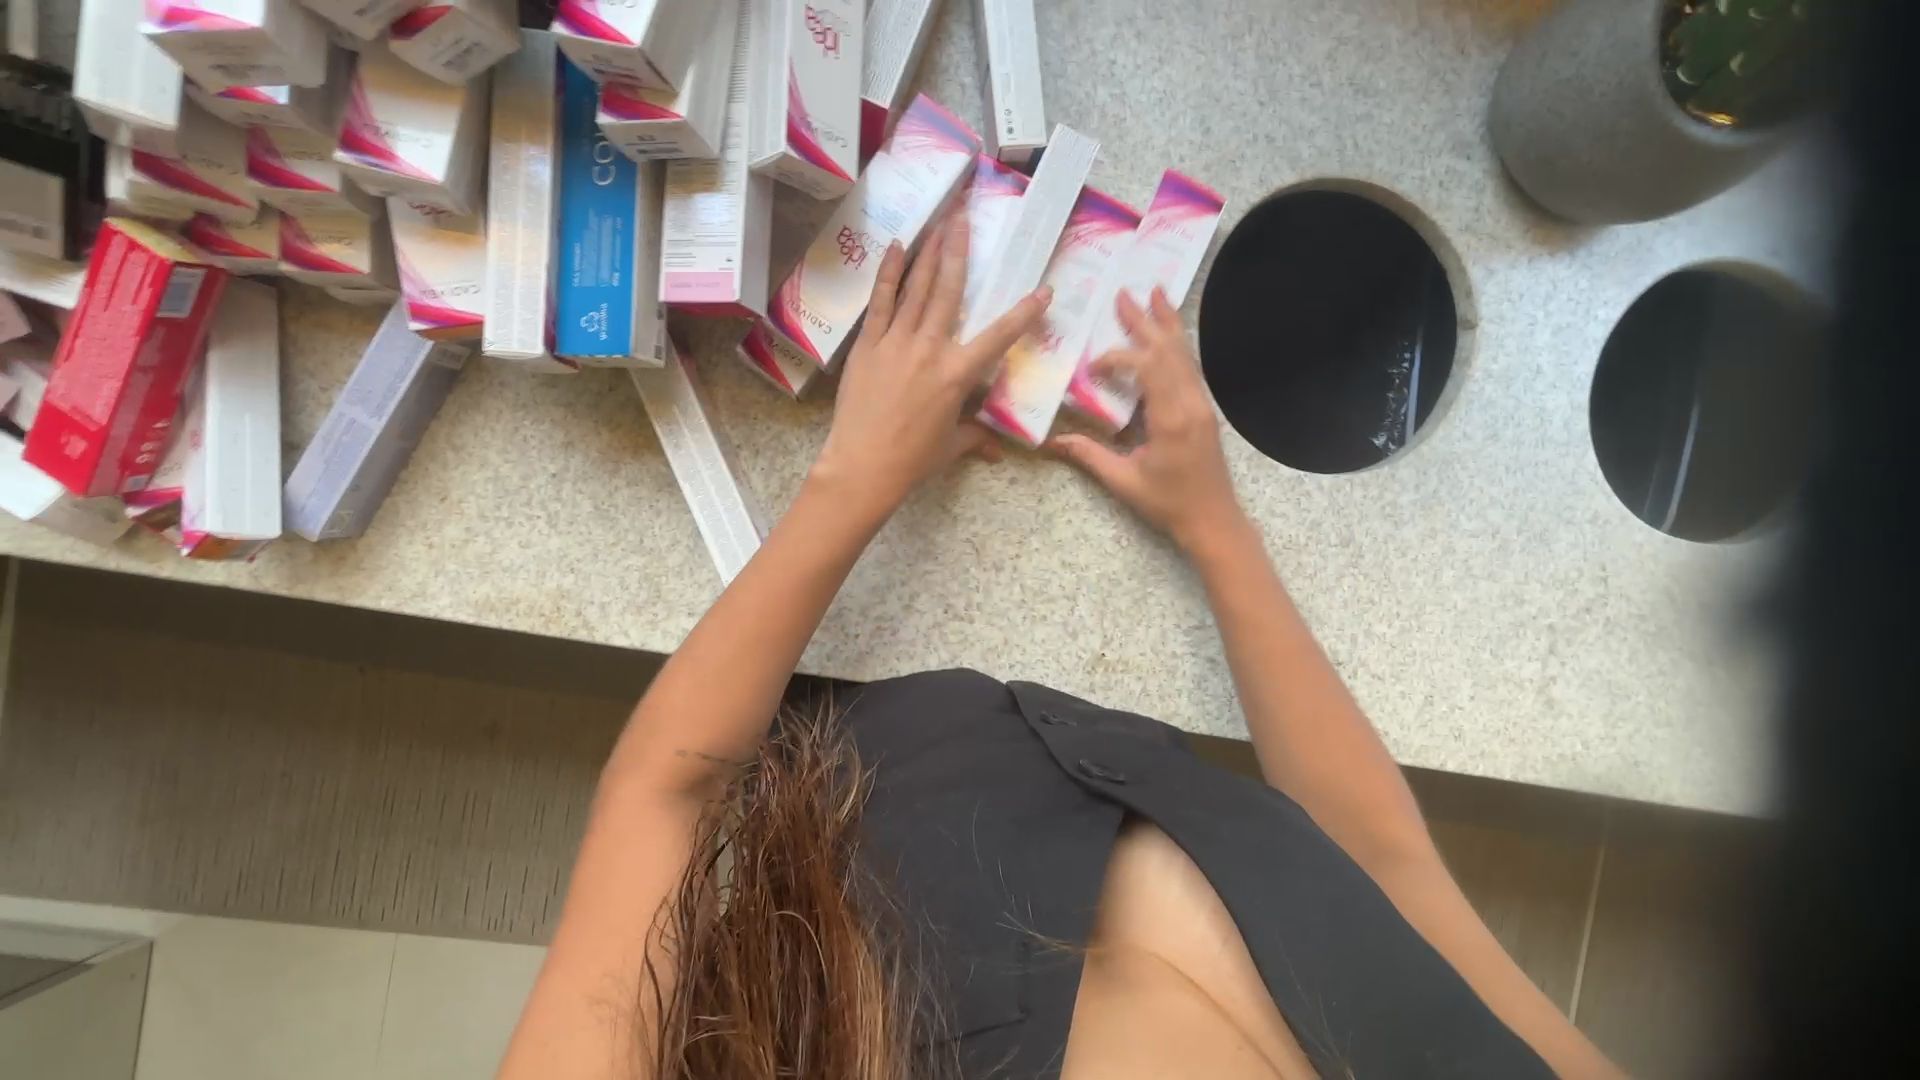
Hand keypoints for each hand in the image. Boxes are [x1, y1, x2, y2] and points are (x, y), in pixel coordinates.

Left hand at [810, 213, 1051, 521]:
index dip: (1023, 313)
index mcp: (958, 375)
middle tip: (965, 217)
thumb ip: (975, 438)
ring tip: (940, 221)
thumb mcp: (951, 446)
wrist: (863, 466)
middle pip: (949, 291)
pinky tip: (897, 247)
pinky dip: (890, 273)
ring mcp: (897, 342)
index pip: (999, 337)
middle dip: (959, 251)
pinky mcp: (869, 344)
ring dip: (931, 252)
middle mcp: (931, 349)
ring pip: (918, 289)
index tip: (1043, 290)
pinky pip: (881, 302)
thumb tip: (995, 451)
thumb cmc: (912, 461)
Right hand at [1048, 288, 1247, 550]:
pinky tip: (1169, 335)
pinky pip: (1190, 368)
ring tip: (1155, 294)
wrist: (1213, 520)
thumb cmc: (1168, 504)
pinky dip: (1177, 346)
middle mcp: (1191, 404)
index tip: (1093, 367)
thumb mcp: (1124, 482)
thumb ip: (1090, 456)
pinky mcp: (1203, 411)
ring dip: (1166, 324)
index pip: (1148, 367)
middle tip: (1124, 294)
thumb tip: (1054, 441)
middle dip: (1145, 321)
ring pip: (1184, 354)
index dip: (1119, 357)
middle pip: (1169, 350)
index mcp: (1171, 419)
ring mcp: (1202, 405)